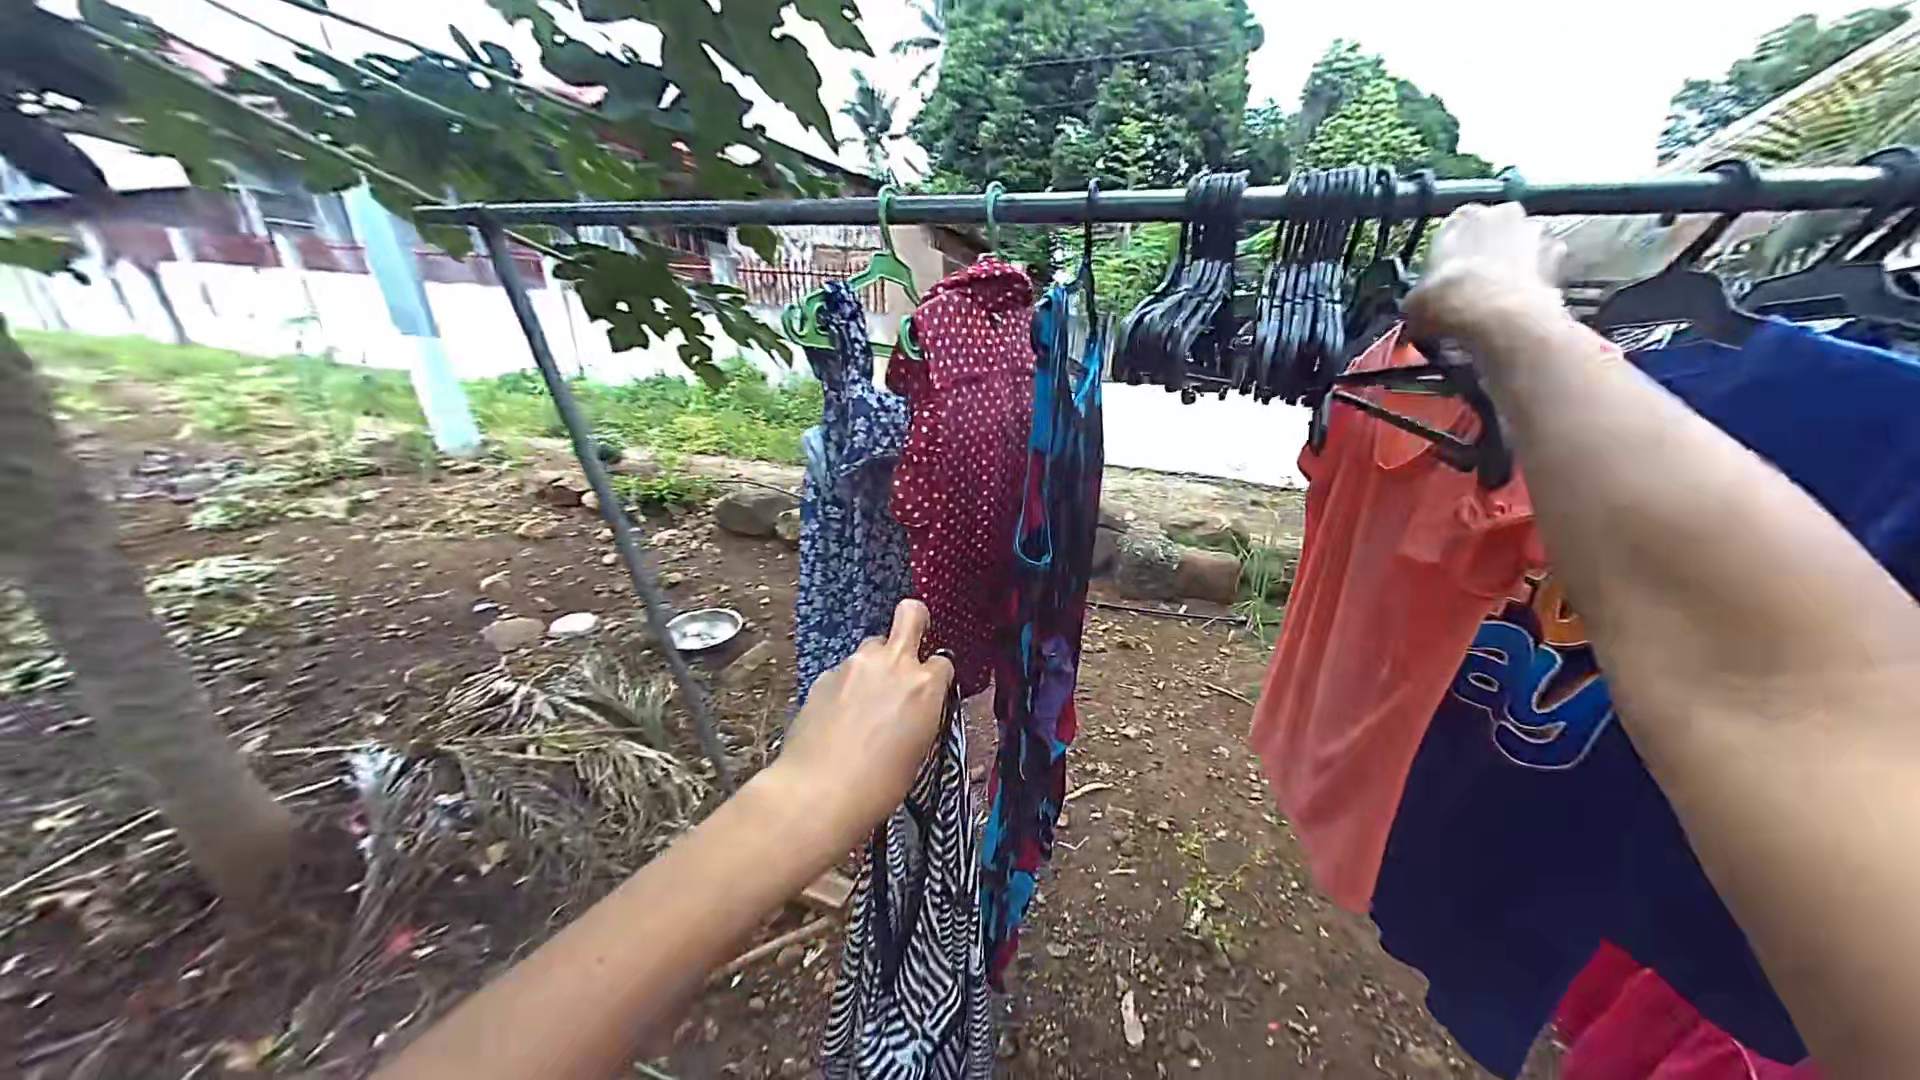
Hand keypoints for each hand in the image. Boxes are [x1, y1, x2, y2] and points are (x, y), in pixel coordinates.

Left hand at [760, 599, 953, 848]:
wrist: (818, 792)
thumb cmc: (879, 785)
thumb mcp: (919, 749)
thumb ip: (922, 712)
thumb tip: (916, 705)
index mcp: (924, 685)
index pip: (942, 661)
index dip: (937, 675)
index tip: (930, 691)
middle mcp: (892, 663)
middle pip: (910, 614)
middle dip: (916, 619)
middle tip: (909, 644)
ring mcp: (856, 665)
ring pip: (872, 646)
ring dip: (875, 663)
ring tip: (865, 700)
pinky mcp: (825, 675)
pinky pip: (845, 670)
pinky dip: (847, 685)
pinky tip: (839, 716)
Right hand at [1404, 202, 1567, 346]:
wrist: (1498, 316)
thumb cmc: (1446, 300)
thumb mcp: (1412, 303)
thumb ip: (1418, 297)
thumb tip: (1417, 309)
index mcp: (1461, 218)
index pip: (1453, 227)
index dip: (1448, 252)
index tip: (1442, 275)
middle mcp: (1500, 213)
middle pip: (1491, 230)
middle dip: (1484, 251)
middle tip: (1470, 283)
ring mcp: (1535, 229)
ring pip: (1519, 242)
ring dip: (1510, 261)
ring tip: (1495, 295)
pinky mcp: (1559, 251)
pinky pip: (1541, 261)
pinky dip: (1531, 276)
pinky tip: (1516, 299)